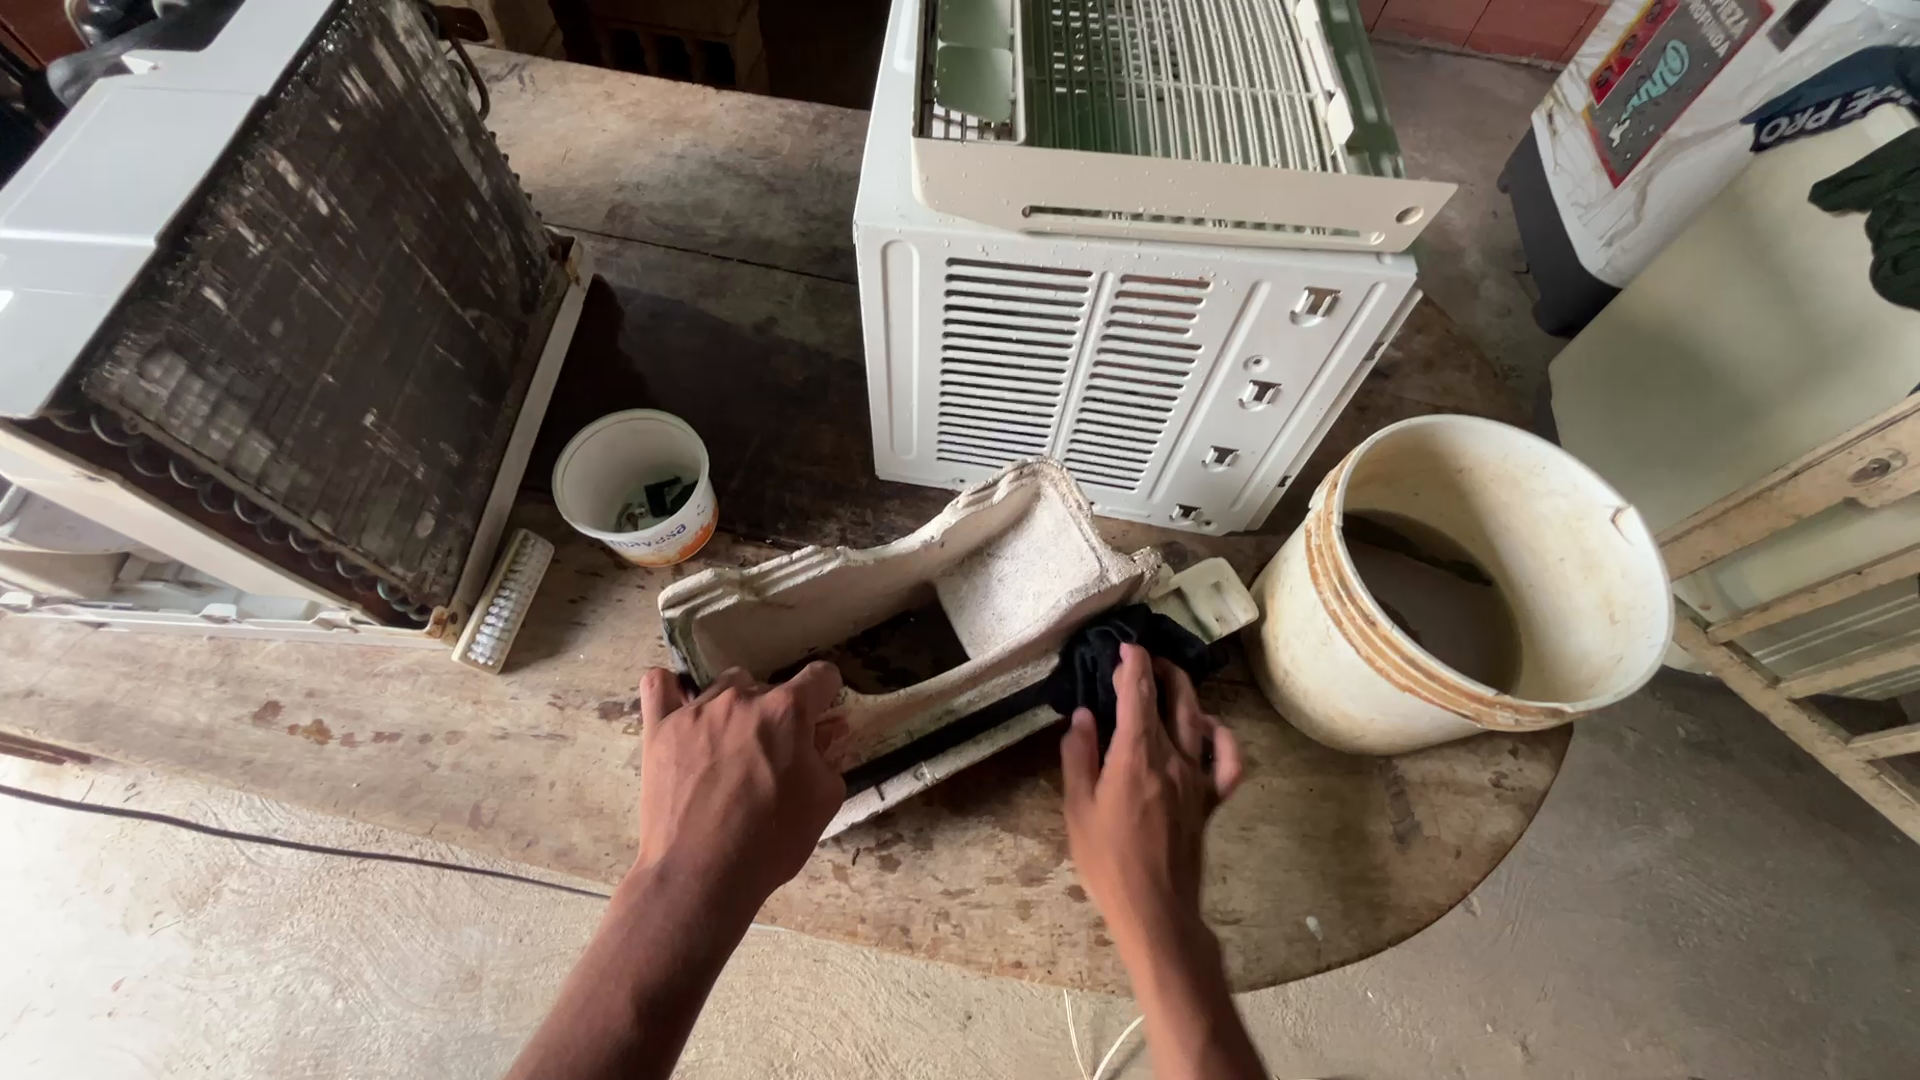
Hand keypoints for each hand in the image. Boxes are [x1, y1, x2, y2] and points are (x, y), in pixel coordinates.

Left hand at [632, 663, 847, 914]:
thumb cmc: (771, 841)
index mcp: (788, 710)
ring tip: (729, 746)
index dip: (826, 695)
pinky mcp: (659, 728)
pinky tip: (680, 706)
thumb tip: (827, 729)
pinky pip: (658, 686)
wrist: (700, 876)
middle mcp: (743, 698)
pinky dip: (670, 689)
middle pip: (770, 685)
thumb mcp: (823, 799)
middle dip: (778, 712)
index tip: (820, 717)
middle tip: (773, 753)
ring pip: (725, 685)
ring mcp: (697, 710)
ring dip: (735, 707)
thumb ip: (828, 754)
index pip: (820, 676)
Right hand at [1060, 644, 1242, 952]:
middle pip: (1173, 698)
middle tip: (1142, 658)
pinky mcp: (1210, 799)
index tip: (1125, 647)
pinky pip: (1228, 761)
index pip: (1137, 695)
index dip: (1132, 666)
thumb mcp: (1077, 808)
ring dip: (1184, 691)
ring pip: (1198, 720)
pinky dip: (1223, 737)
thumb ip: (1079, 756)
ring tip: (1168, 679)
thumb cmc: (1107, 860)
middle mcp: (1172, 758)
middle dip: (1159, 669)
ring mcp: (1197, 778)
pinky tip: (1209, 727)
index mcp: (1135, 756)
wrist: (1155, 909)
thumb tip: (1084, 716)